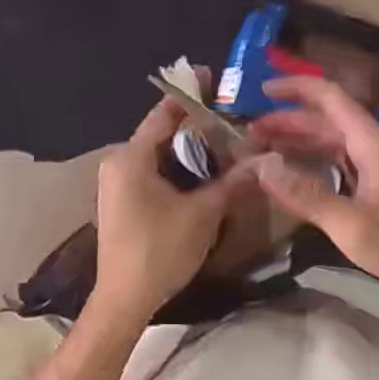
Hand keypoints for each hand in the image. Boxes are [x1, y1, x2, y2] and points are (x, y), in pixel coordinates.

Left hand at [92, 94, 254, 323]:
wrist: (124, 299)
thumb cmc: (159, 252)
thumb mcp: (202, 214)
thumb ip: (232, 182)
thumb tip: (264, 159)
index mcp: (130, 157)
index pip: (163, 113)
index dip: (191, 95)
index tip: (216, 81)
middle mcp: (116, 164)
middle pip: (160, 134)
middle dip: (195, 128)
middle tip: (232, 123)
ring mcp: (114, 185)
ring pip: (156, 157)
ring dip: (187, 153)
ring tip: (225, 149)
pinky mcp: (118, 203)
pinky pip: (149, 175)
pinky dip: (175, 172)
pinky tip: (201, 179)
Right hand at [249, 76, 378, 302]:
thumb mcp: (349, 224)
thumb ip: (305, 195)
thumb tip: (262, 166)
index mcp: (372, 144)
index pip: (331, 99)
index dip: (296, 89)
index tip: (261, 89)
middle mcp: (375, 147)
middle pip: (327, 120)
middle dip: (288, 120)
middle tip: (250, 133)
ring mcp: (378, 166)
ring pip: (332, 140)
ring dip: (298, 140)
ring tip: (263, 148)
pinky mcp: (378, 185)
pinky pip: (339, 160)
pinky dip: (313, 159)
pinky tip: (294, 170)